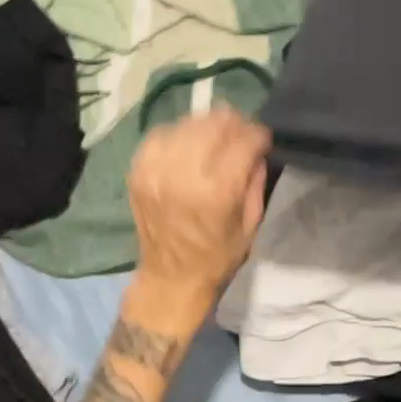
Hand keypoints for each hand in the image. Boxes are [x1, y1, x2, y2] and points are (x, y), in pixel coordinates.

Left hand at [128, 108, 270, 306]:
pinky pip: (160, 135)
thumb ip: (255, 179)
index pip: (244, 140)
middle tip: (238, 136)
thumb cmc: (216, 256)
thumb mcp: (250, 223)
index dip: (258, 135)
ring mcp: (155, 170)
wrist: (170, 278)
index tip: (262, 141)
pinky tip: (186, 147)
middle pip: (214, 123)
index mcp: (217, 191)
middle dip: (232, 124)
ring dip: (205, 126)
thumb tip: (255, 148)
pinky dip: (177, 135)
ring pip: (187, 123)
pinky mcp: (138, 171)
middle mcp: (183, 174)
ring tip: (213, 139)